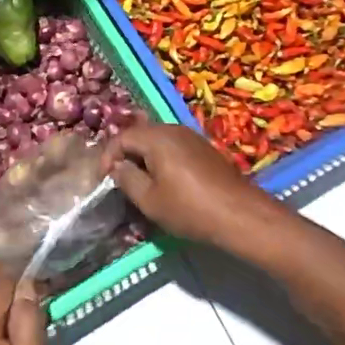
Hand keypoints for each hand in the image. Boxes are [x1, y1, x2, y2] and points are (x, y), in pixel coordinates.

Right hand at [102, 123, 282, 250]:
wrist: (240, 214)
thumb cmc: (189, 208)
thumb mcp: (149, 200)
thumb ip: (127, 179)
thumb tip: (117, 167)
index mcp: (156, 137)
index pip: (121, 137)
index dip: (108, 157)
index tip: (104, 180)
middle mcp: (173, 129)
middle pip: (140, 135)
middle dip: (126, 156)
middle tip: (121, 182)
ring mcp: (191, 137)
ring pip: (157, 142)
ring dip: (145, 159)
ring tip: (142, 185)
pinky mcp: (204, 149)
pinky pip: (174, 148)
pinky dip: (162, 161)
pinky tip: (166, 183)